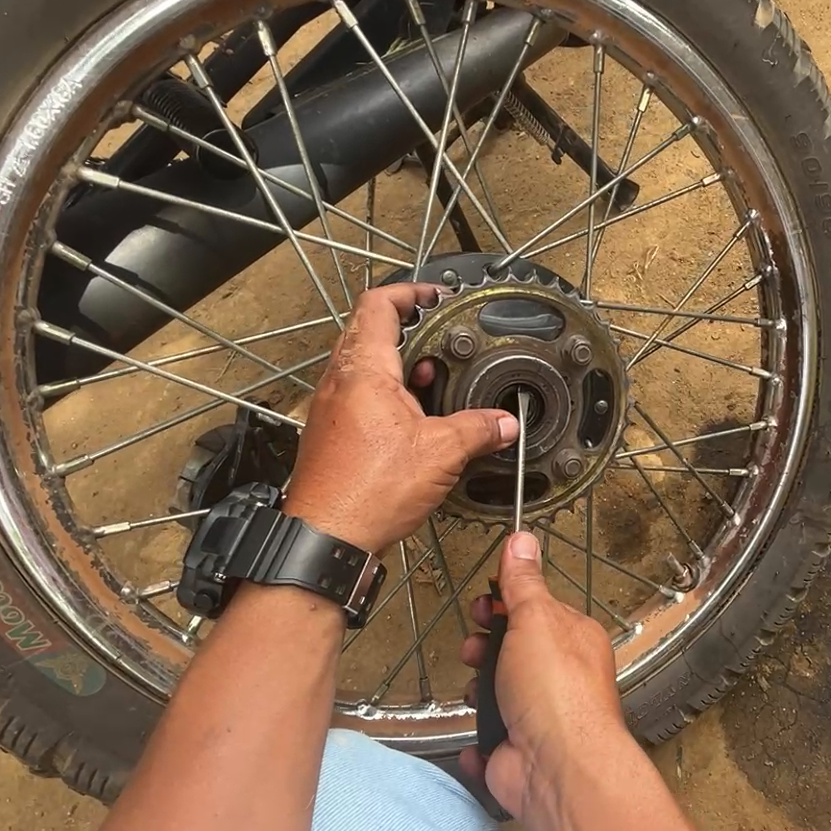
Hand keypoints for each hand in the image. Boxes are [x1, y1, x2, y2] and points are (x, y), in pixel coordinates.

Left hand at [283, 283, 517, 552]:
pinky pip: (361, 397)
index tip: (436, 296)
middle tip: (444, 341)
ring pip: (366, 366)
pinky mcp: (332, 433)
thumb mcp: (440, 453)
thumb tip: (504, 423)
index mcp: (363, 371)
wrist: (326, 538)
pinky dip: (391, 395)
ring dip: (401, 365)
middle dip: (412, 331)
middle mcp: (339, 383)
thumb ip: (477, 429)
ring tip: (435, 380)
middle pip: (370, 332)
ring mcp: (331, 408)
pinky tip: (417, 419)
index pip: (378, 305)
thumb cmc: (366, 492)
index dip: (410, 292)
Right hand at [458, 532, 629, 820]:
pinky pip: (491, 740)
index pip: (538, 610)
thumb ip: (523, 583)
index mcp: (574, 639)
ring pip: (499, 693)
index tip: (484, 604)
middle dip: (486, 645)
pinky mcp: (518, 751)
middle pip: (514, 650)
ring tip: (476, 688)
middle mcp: (562, 676)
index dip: (507, 605)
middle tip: (474, 645)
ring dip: (479, 689)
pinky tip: (478, 735)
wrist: (555, 766)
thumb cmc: (555, 689)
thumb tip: (522, 540)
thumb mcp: (535, 618)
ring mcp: (541, 715)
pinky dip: (479, 740)